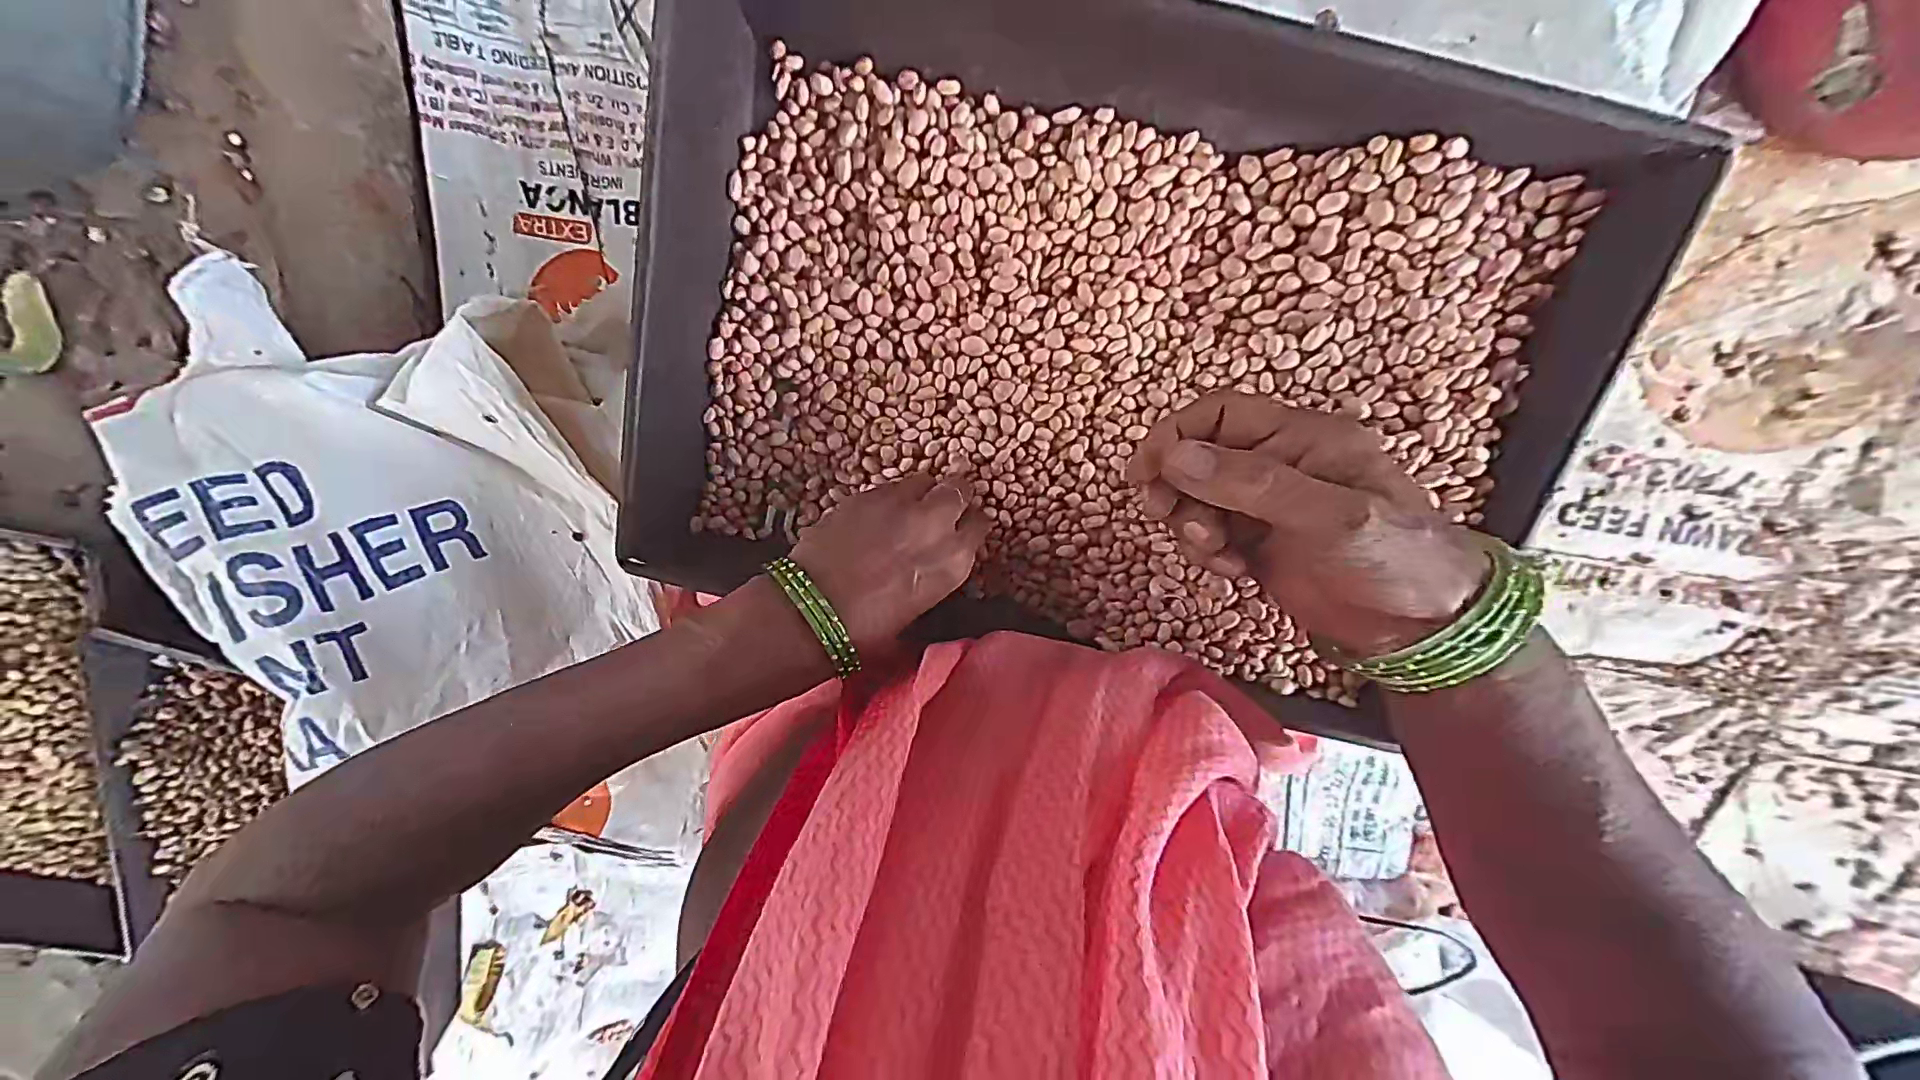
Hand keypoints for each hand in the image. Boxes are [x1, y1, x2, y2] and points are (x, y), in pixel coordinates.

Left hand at [786, 474, 987, 656]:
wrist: (814, 611)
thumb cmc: (869, 629)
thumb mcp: (919, 608)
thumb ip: (935, 575)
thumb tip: (932, 563)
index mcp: (954, 560)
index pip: (979, 524)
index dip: (969, 525)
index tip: (961, 528)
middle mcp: (935, 524)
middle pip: (959, 489)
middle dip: (953, 495)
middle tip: (941, 506)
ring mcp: (901, 504)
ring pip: (924, 481)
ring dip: (922, 492)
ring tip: (908, 509)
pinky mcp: (867, 495)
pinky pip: (890, 487)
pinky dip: (890, 497)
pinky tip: (877, 515)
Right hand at [1125, 393, 1488, 657]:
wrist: (1424, 628)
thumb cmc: (1393, 556)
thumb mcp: (1329, 514)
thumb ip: (1251, 483)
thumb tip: (1175, 457)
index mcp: (1299, 436)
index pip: (1217, 414)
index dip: (1173, 436)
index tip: (1144, 472)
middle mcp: (1275, 464)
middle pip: (1196, 457)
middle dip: (1175, 486)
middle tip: (1167, 515)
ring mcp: (1263, 506)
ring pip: (1195, 499)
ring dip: (1190, 524)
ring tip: (1216, 551)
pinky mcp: (1256, 543)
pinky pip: (1208, 536)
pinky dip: (1206, 552)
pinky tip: (1234, 572)